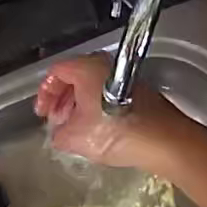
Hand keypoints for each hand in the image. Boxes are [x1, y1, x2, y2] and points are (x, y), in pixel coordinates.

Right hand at [33, 55, 194, 169]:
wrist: (165, 141)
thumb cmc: (119, 133)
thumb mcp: (76, 138)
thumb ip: (58, 134)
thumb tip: (58, 134)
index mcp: (87, 68)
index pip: (56, 72)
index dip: (44, 93)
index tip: (42, 112)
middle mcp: (107, 66)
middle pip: (75, 77)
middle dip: (62, 99)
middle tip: (56, 120)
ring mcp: (126, 78)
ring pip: (94, 87)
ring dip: (80, 105)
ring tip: (75, 128)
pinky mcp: (140, 93)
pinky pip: (111, 95)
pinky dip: (99, 109)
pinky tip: (98, 130)